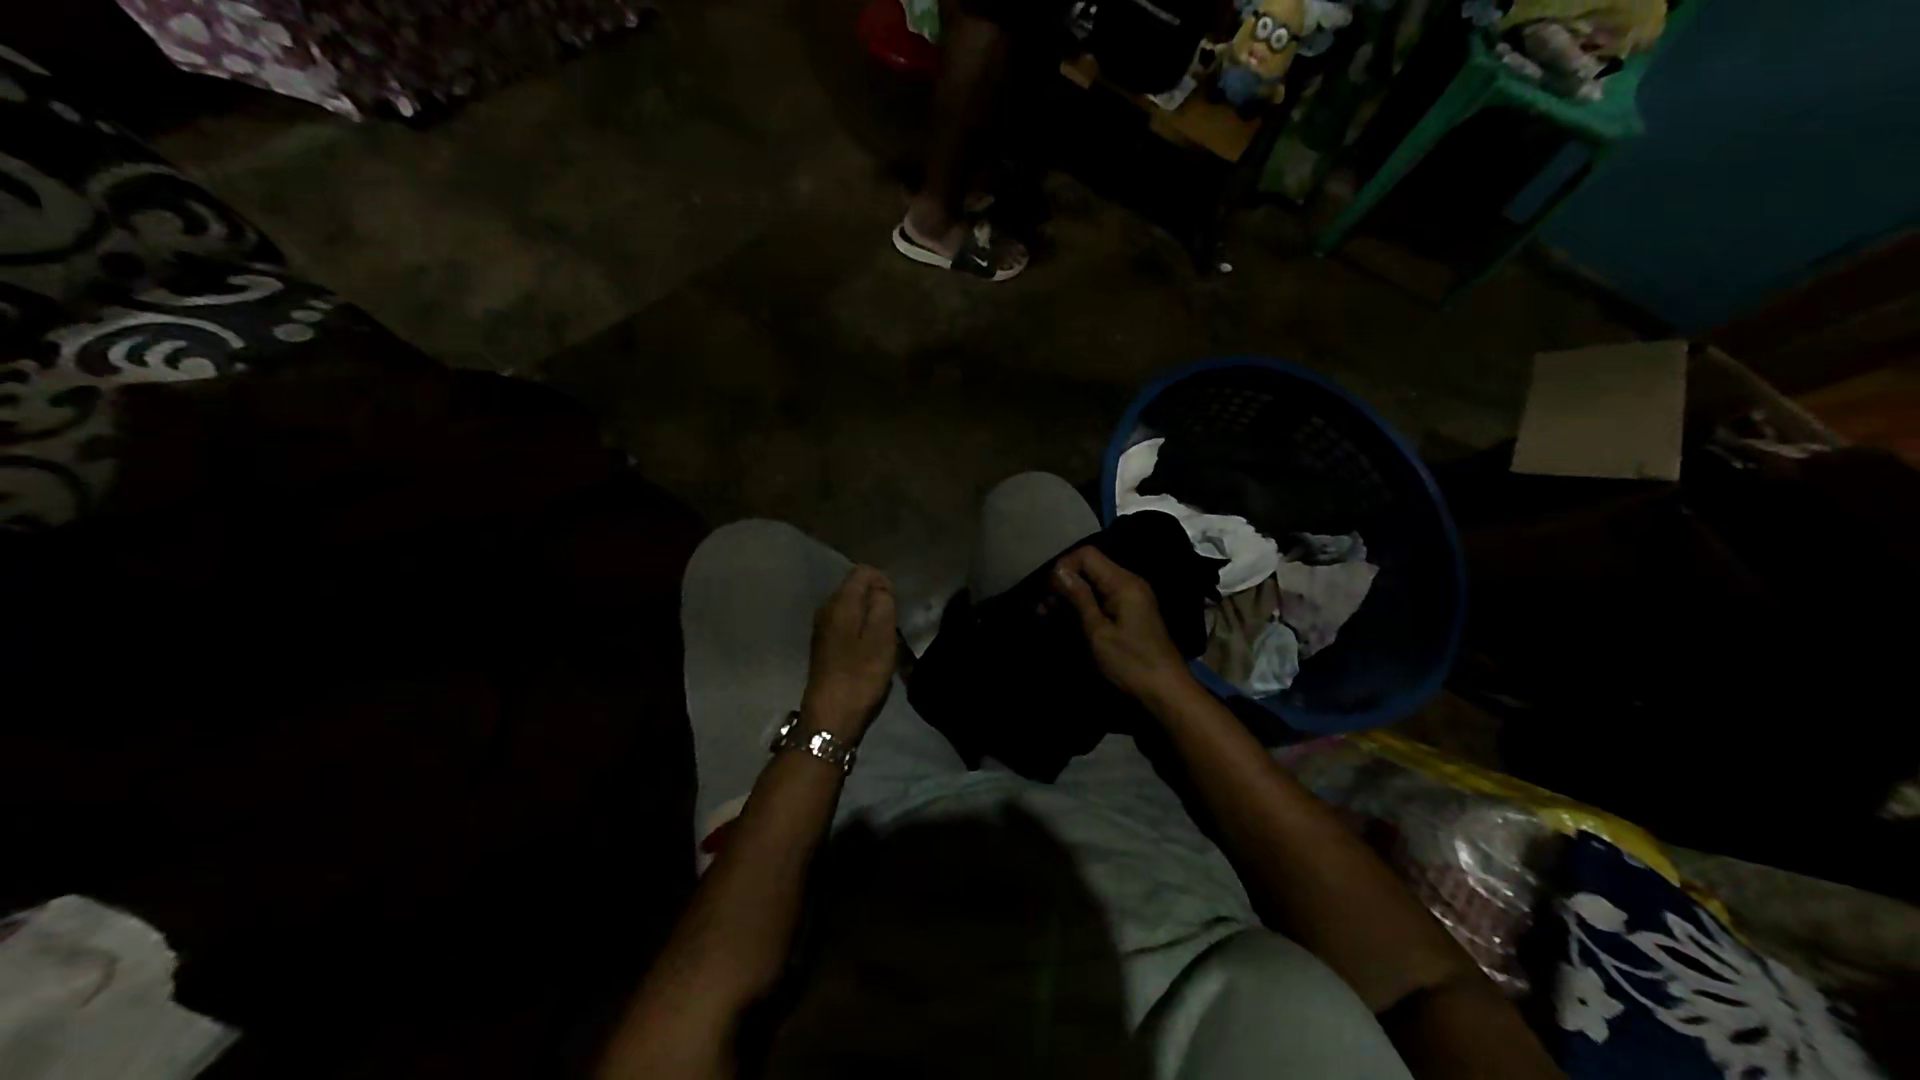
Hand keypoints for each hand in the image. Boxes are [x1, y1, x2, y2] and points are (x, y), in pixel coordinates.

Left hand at [801, 565, 897, 740]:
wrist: (831, 716)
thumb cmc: (860, 676)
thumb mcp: (882, 638)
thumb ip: (883, 604)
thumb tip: (880, 587)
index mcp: (840, 603)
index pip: (863, 571)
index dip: (884, 581)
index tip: (895, 606)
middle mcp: (826, 609)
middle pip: (855, 587)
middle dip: (877, 598)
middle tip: (892, 624)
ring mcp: (823, 627)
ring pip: (851, 606)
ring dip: (870, 615)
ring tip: (884, 638)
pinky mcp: (824, 644)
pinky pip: (846, 622)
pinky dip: (861, 628)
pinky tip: (870, 649)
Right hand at [1052, 547, 1196, 704]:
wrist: (1165, 692)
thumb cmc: (1130, 663)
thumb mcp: (1098, 632)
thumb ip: (1079, 599)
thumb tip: (1059, 570)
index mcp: (1123, 583)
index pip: (1087, 555)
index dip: (1064, 567)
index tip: (1047, 591)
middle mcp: (1128, 584)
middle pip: (1090, 568)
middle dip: (1063, 583)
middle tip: (1042, 607)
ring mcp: (1131, 599)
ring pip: (1093, 585)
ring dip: (1070, 597)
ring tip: (1046, 615)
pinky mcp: (1130, 613)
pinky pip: (1102, 599)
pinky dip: (1083, 607)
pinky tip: (1065, 620)